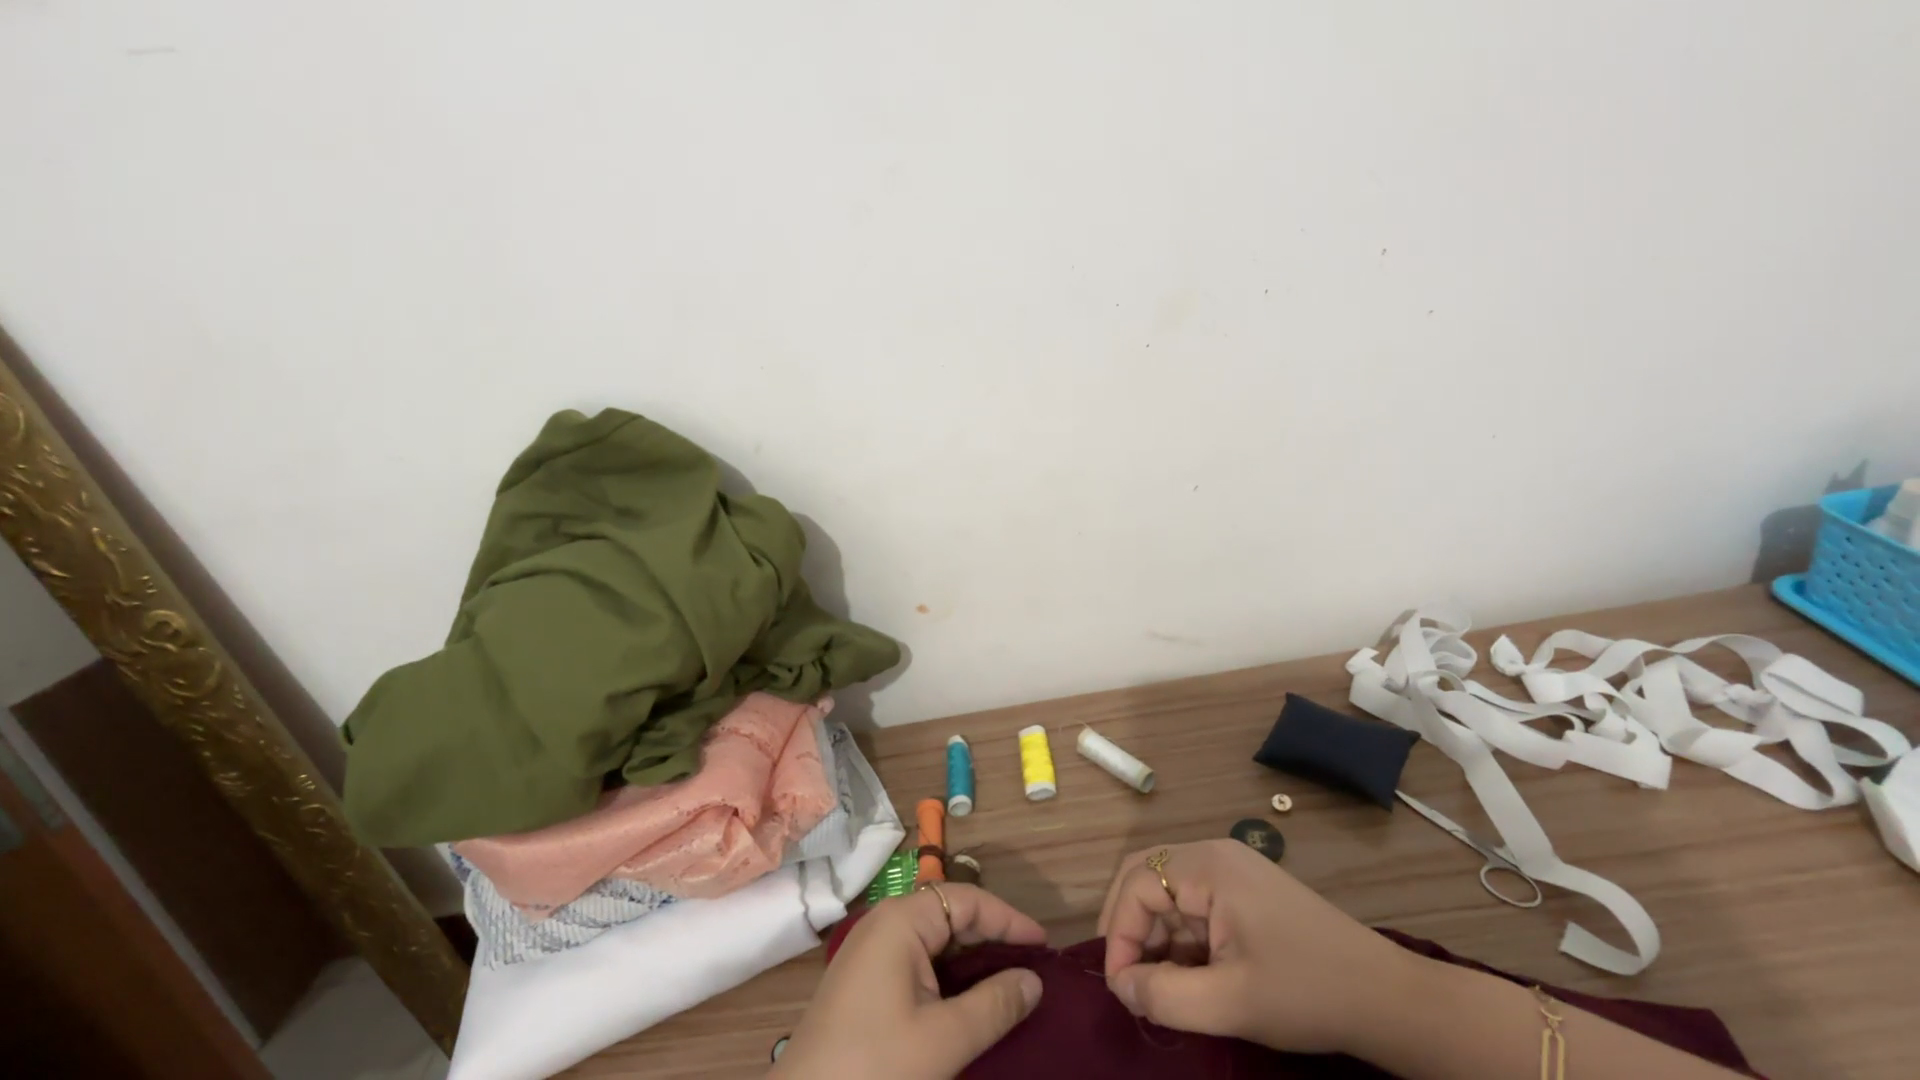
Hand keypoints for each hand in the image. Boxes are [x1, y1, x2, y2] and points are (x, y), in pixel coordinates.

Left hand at [772, 884, 1047, 1079]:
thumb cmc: (876, 1063)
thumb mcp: (944, 1038)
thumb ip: (995, 1004)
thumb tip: (1034, 979)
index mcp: (900, 921)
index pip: (967, 900)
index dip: (1009, 919)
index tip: (1045, 946)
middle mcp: (883, 924)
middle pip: (950, 913)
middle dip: (992, 935)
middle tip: (1032, 965)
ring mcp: (870, 952)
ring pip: (934, 939)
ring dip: (971, 957)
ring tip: (1010, 981)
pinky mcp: (865, 981)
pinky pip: (917, 960)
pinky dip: (948, 974)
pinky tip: (970, 999)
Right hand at [1098, 838, 1420, 1054]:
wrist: (1388, 999)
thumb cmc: (1307, 994)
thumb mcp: (1229, 1003)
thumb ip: (1163, 995)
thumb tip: (1120, 985)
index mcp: (1209, 867)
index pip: (1136, 885)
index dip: (1119, 936)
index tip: (1124, 989)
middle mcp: (1216, 855)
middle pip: (1145, 876)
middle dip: (1128, 927)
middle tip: (1127, 979)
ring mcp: (1234, 871)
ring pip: (1167, 892)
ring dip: (1154, 936)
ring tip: (1159, 987)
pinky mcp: (1247, 893)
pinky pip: (1193, 904)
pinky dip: (1180, 938)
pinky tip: (1189, 977)